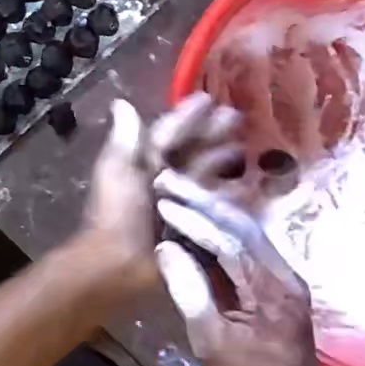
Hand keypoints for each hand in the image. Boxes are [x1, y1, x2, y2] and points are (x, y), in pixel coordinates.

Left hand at [78, 95, 246, 300]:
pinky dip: (228, 194)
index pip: (168, 134)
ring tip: (247, 147)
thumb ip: (126, 141)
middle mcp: (160, 180)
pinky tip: (247, 187)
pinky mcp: (189, 226)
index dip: (187, 117)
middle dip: (212, 134)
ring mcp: (176, 203)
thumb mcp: (118, 172)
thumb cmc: (117, 215)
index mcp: (141, 164)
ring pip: (203, 175)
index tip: (208, 99)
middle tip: (238, 117)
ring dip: (222, 160)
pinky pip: (212, 205)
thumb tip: (123, 103)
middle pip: (190, 152)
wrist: (118, 266)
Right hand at [155, 170, 333, 365]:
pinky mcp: (278, 282)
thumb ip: (189, 291)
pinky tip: (196, 221)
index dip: (193, 219)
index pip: (229, 241)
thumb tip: (165, 248)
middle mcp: (284, 273)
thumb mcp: (211, 343)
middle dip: (202, 201)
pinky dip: (219, 230)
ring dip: (211, 211)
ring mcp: (285, 276)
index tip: (163, 202)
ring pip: (246, 230)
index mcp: (272, 290)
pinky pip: (247, 245)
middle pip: (241, 224)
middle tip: (167, 180)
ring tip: (176, 193)